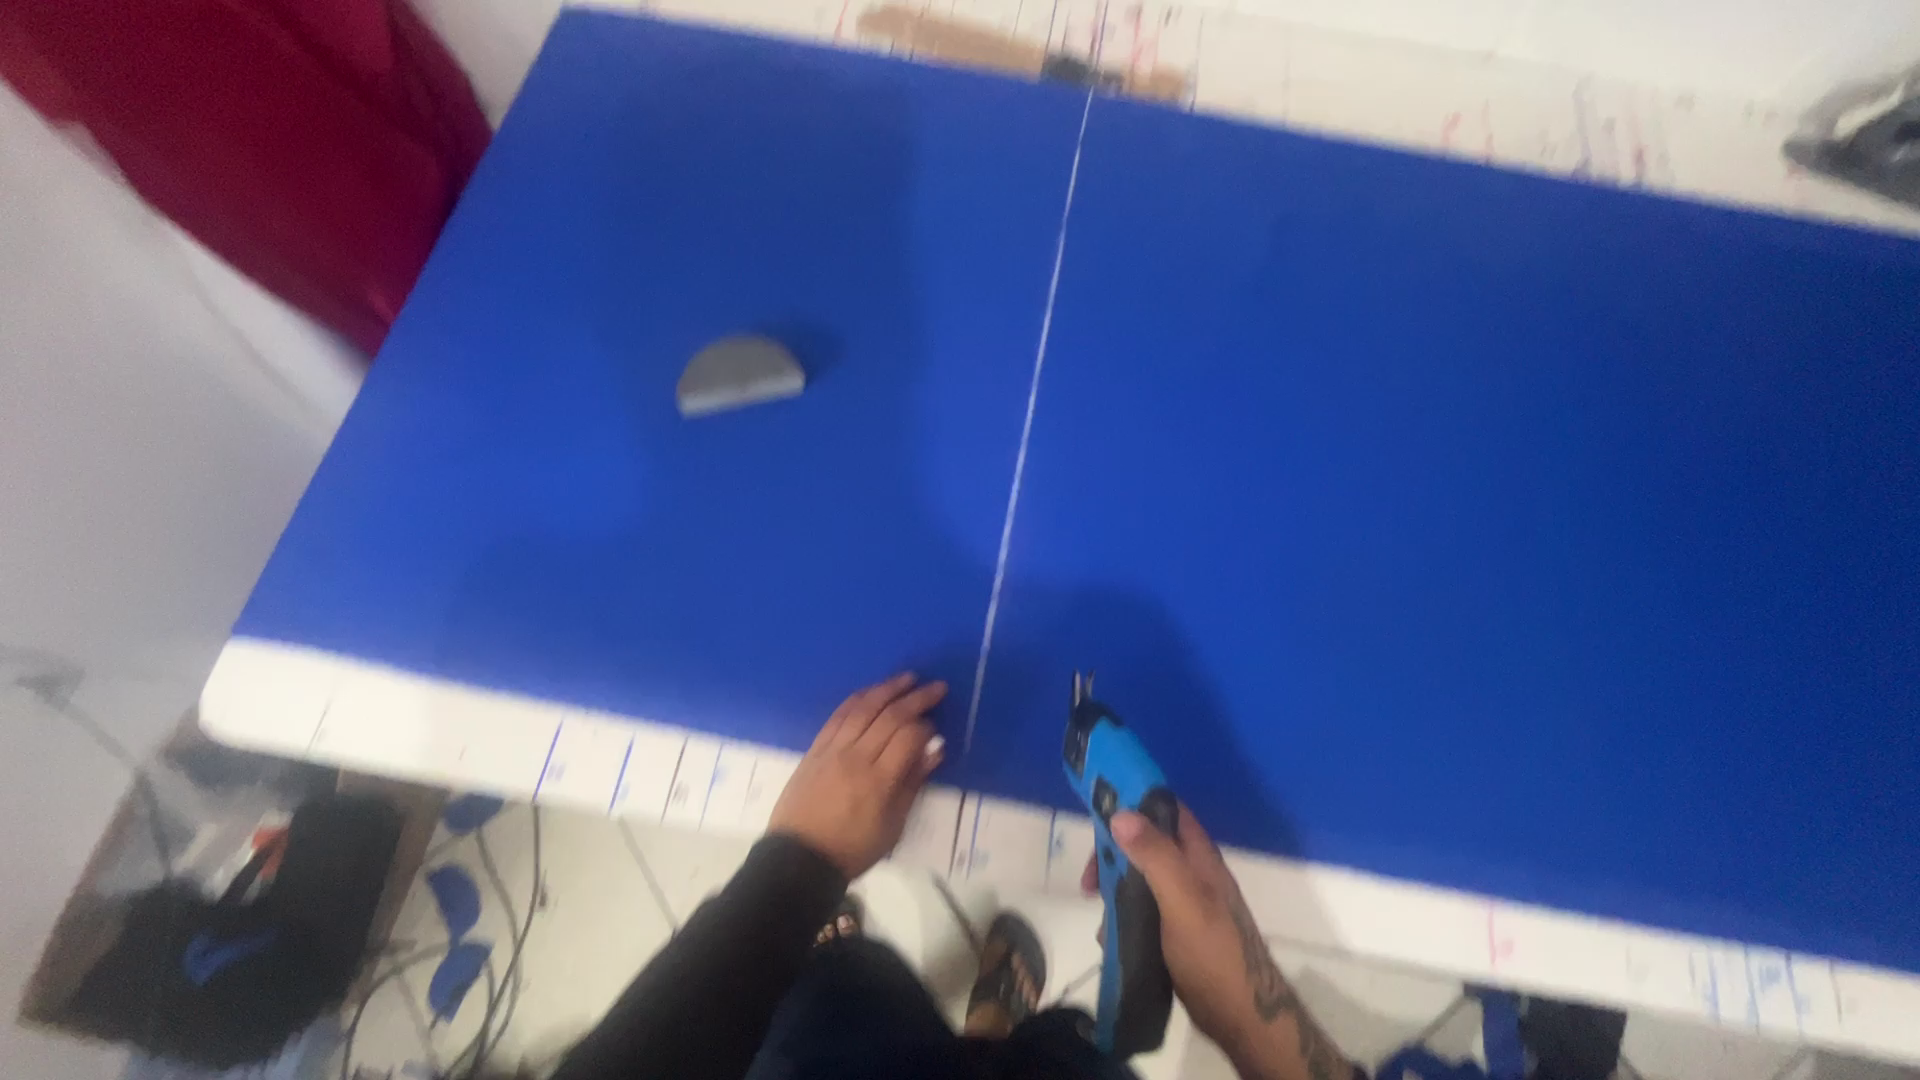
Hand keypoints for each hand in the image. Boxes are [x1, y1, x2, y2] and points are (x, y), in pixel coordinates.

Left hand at [769, 673, 946, 878]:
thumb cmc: (852, 848)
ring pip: (864, 708)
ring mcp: (833, 749)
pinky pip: (839, 715)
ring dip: (888, 689)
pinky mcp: (816, 748)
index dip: (927, 727)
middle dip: (917, 698)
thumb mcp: (892, 826)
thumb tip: (934, 751)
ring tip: (908, 678)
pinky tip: (872, 691)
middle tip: (937, 687)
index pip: (909, 737)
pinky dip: (858, 699)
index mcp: (879, 780)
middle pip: (890, 716)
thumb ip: (913, 784)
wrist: (799, 857)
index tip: (936, 727)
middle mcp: (856, 757)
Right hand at [1084, 803, 1349, 1079]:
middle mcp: (1192, 870)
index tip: (1098, 815)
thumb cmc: (1213, 952)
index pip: (1164, 808)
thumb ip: (1155, 855)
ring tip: (1101, 917)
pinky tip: (1113, 936)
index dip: (1133, 803)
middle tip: (1090, 880)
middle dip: (1113, 854)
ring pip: (1140, 876)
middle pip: (1146, 841)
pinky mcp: (1177, 928)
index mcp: (1198, 855)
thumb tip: (1121, 813)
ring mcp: (1186, 900)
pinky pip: (1143, 907)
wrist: (1243, 1019)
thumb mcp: (1182, 899)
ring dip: (1115, 888)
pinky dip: (1124, 914)